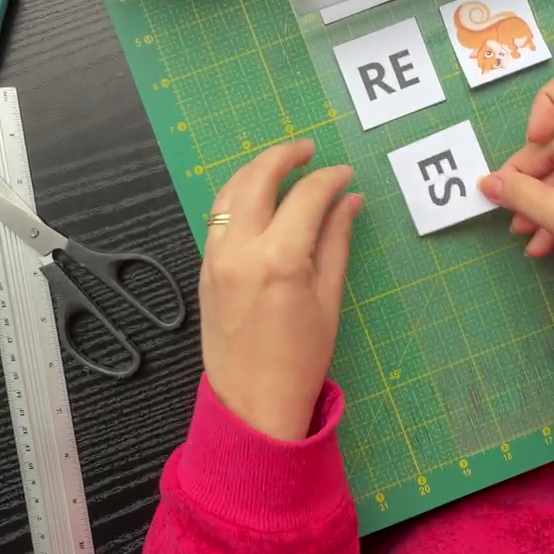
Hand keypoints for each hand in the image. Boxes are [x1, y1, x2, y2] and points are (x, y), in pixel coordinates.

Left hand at [200, 140, 362, 440]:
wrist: (253, 403)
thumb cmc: (301, 359)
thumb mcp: (329, 299)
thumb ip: (336, 241)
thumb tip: (349, 201)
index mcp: (280, 259)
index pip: (307, 196)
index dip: (330, 178)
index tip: (346, 175)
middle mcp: (241, 249)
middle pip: (257, 178)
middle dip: (284, 155)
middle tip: (308, 150)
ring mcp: (215, 257)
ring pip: (228, 191)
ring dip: (255, 170)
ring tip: (281, 165)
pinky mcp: (204, 267)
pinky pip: (218, 217)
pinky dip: (238, 197)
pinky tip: (258, 199)